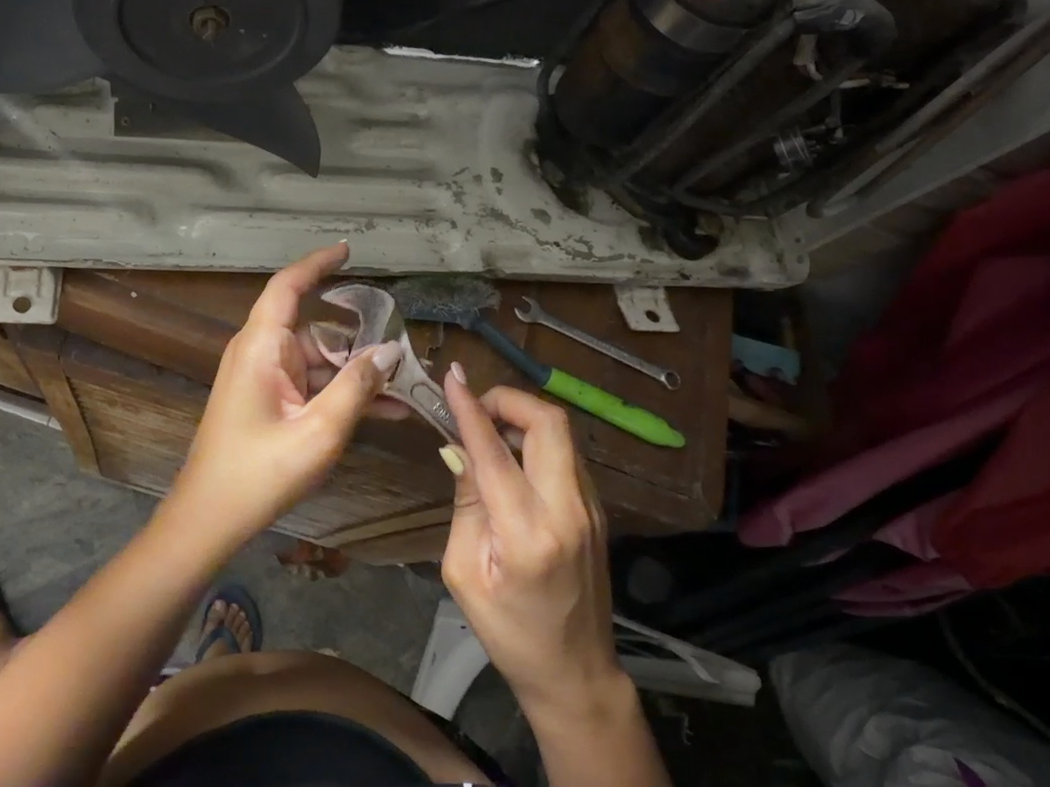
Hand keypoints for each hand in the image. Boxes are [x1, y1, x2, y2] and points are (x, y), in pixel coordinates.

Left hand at [167, 243, 401, 547]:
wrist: (210, 518)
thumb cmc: (259, 473)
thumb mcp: (319, 431)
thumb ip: (357, 387)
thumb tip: (390, 350)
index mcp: (262, 347)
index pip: (288, 286)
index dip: (317, 264)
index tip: (348, 251)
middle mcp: (259, 353)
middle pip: (316, 330)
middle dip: (360, 340)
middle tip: (407, 354)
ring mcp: (263, 378)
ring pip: (319, 361)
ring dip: (357, 375)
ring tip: (406, 389)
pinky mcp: (268, 401)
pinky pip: (311, 386)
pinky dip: (341, 394)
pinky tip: (386, 410)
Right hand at [439, 375, 624, 711]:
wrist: (575, 670)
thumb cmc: (509, 631)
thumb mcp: (464, 573)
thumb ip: (466, 504)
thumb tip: (460, 450)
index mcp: (528, 532)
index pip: (494, 451)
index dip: (470, 408)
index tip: (452, 378)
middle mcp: (568, 509)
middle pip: (549, 422)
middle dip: (509, 399)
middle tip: (475, 406)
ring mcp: (591, 507)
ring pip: (562, 434)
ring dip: (524, 418)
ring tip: (488, 432)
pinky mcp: (597, 510)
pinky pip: (567, 456)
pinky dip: (537, 441)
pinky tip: (513, 459)